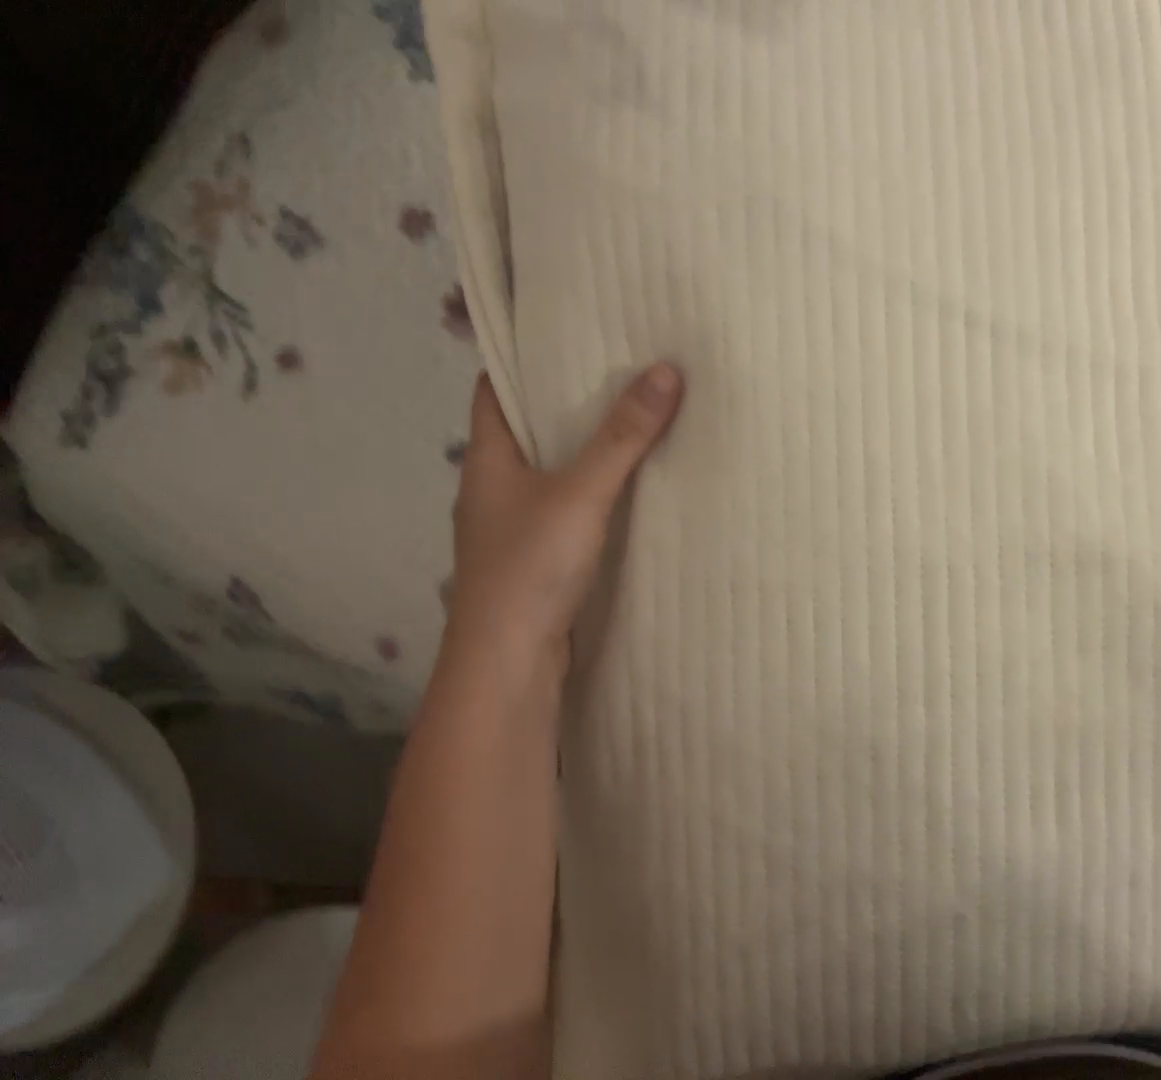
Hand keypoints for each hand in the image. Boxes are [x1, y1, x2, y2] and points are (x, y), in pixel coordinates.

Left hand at [444, 362, 684, 667]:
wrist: (509, 661)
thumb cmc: (530, 567)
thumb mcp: (582, 493)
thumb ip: (623, 437)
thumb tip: (666, 369)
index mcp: (486, 459)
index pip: (495, 388)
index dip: (526, 357)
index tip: (574, 333)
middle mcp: (493, 487)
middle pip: (528, 428)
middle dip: (571, 401)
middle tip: (625, 369)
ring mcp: (514, 526)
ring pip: (550, 471)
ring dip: (586, 449)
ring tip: (638, 420)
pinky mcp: (538, 558)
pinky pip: (568, 507)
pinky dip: (596, 491)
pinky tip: (632, 490)